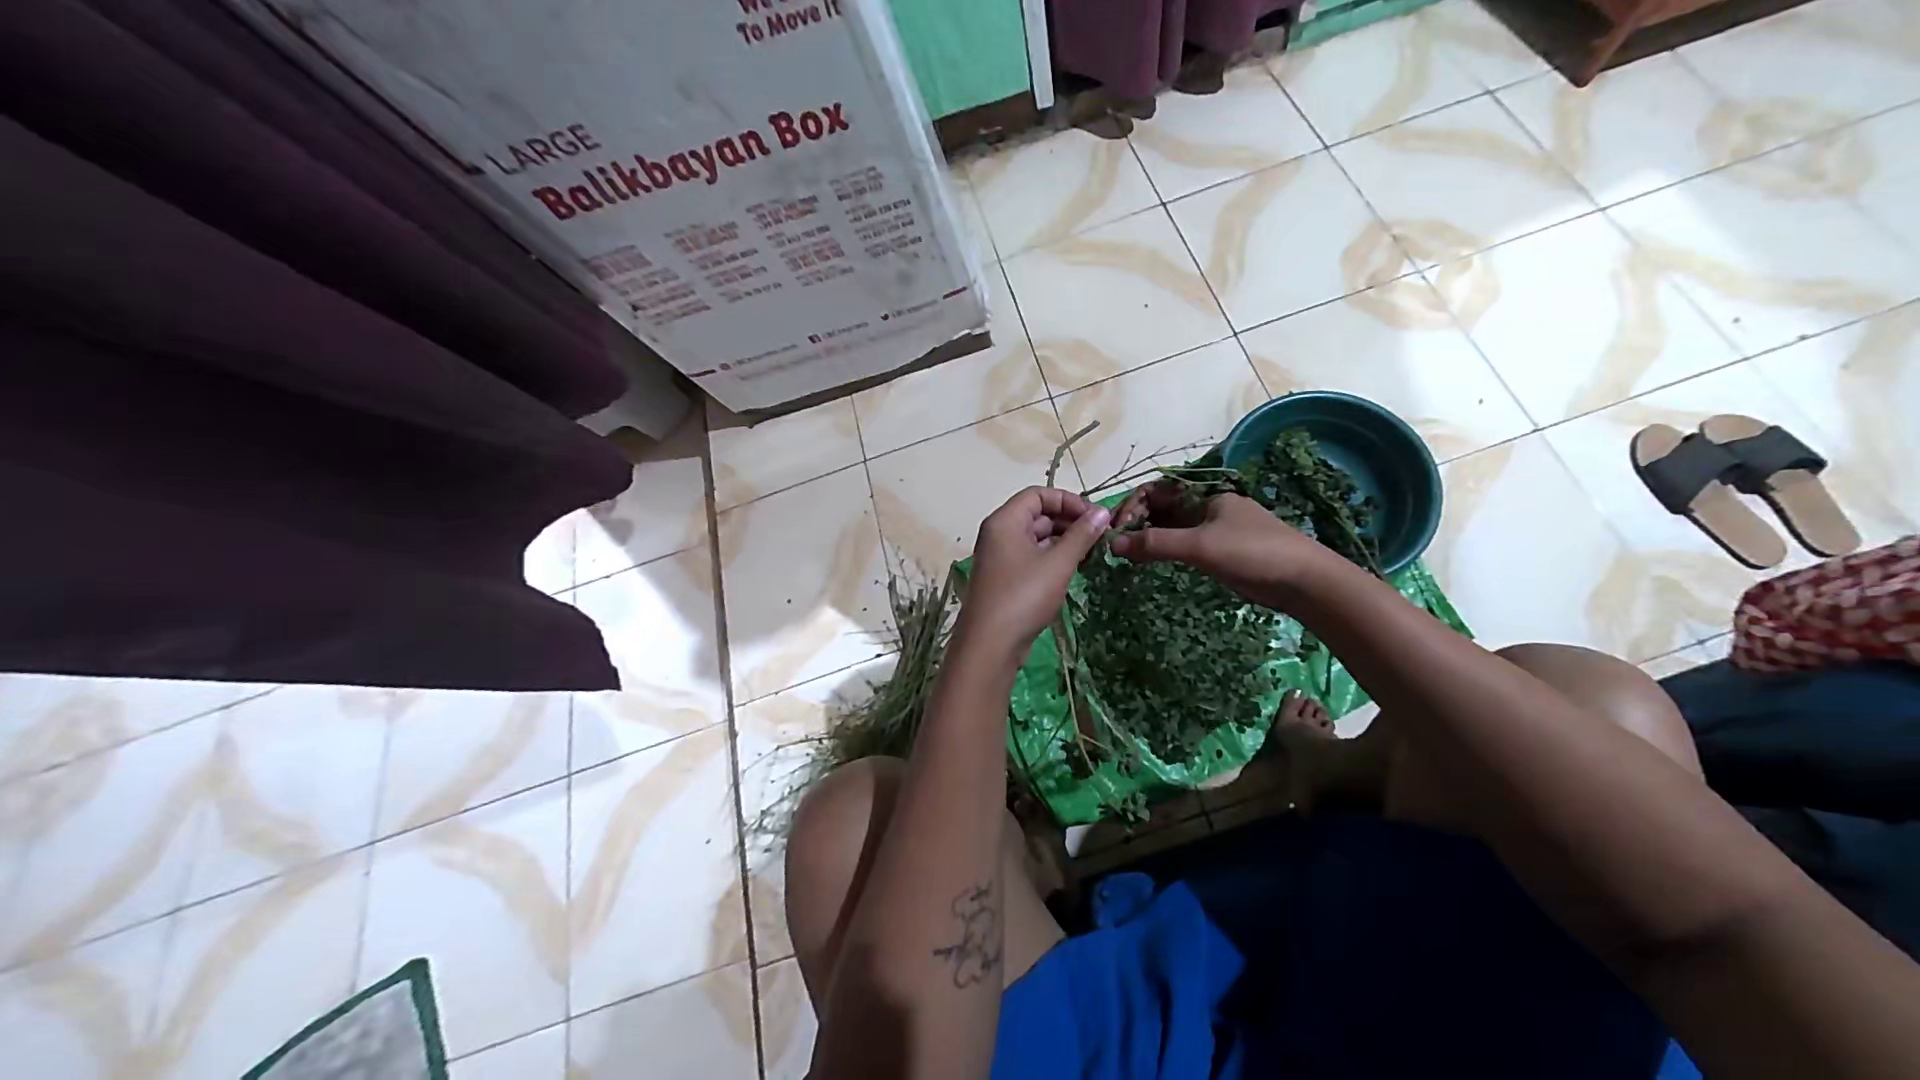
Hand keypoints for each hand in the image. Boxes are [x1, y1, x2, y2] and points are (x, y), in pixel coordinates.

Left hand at [958, 487, 1110, 657]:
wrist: (990, 645)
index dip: (1068, 500)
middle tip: (1100, 537)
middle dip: (1070, 522)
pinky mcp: (1006, 579)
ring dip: (1065, 542)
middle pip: (1038, 515)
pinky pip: (1032, 558)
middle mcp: (999, 534)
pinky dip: (1053, 559)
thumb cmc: (1023, 597)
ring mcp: (1001, 558)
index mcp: (1004, 521)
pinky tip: (1075, 570)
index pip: (1038, 494)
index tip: (1095, 516)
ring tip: (1093, 554)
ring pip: (1037, 538)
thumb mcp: (1058, 563)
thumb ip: (1082, 535)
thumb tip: (1103, 512)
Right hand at [1108, 481, 1338, 604]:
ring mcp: (1214, 530)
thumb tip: (1112, 544)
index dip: (1132, 506)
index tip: (1115, 529)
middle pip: (1161, 508)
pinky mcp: (1220, 553)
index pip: (1156, 490)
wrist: (1305, 581)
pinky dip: (1163, 552)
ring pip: (1170, 528)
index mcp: (1205, 495)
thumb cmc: (1253, 552)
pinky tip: (1151, 565)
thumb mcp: (1200, 545)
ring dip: (1148, 539)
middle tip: (1116, 546)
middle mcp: (1207, 508)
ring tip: (1127, 557)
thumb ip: (1155, 544)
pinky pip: (1182, 545)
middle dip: (1136, 522)